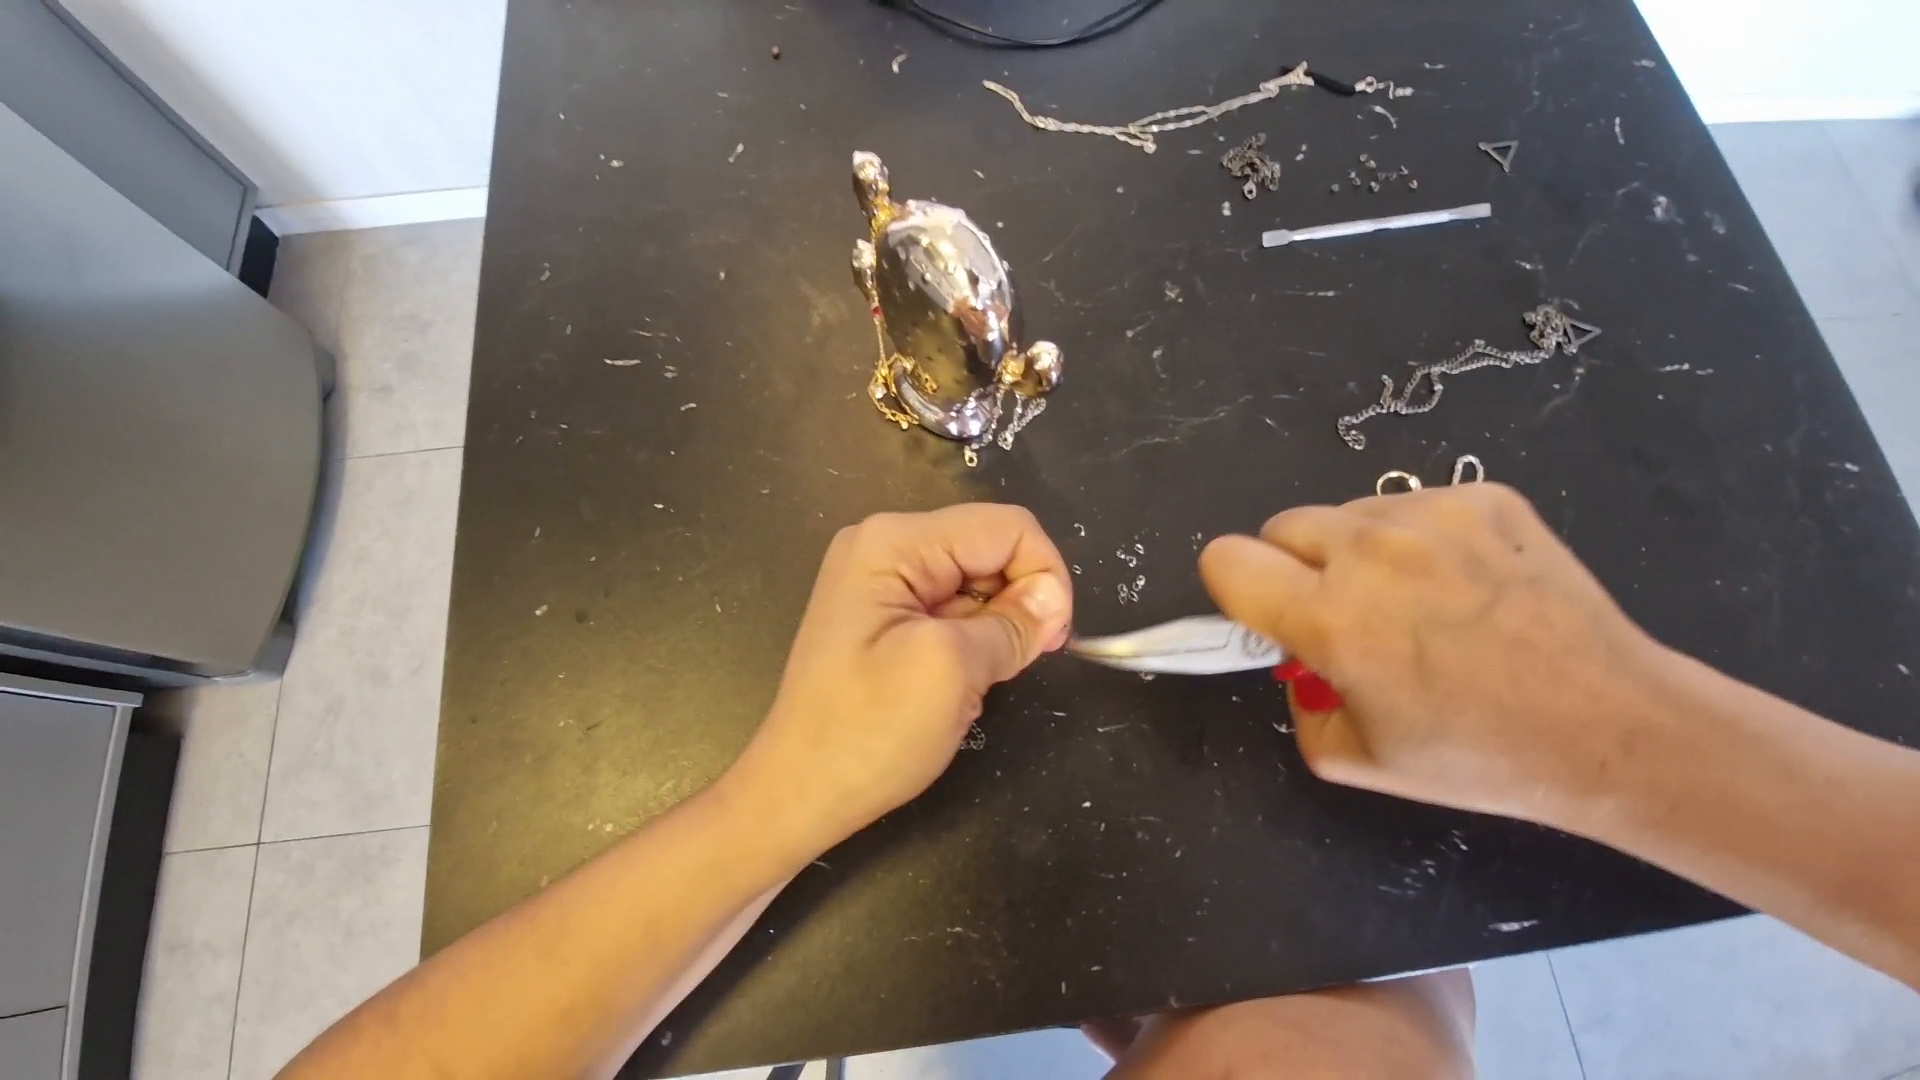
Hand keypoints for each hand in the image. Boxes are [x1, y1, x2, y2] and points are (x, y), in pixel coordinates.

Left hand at [731, 504, 1072, 847]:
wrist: (798, 793)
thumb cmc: (868, 733)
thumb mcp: (953, 671)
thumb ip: (1012, 623)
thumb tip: (1054, 597)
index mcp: (894, 542)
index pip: (1006, 526)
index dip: (1044, 575)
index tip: (1051, 638)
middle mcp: (885, 546)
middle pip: (990, 549)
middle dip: (1016, 603)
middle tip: (1010, 664)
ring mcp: (882, 581)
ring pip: (977, 583)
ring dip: (993, 629)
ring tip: (971, 679)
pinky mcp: (885, 614)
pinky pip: (953, 610)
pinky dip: (971, 642)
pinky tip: (954, 679)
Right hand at [1199, 483, 1664, 823]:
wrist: (1614, 728)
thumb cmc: (1476, 756)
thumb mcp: (1350, 758)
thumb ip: (1293, 699)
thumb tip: (1293, 654)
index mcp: (1332, 619)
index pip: (1226, 559)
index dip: (1235, 586)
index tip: (1269, 613)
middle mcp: (1372, 552)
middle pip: (1279, 526)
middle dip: (1294, 568)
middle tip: (1342, 613)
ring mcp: (1432, 514)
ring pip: (1345, 515)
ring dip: (1355, 552)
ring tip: (1415, 600)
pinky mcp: (1483, 496)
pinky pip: (1409, 507)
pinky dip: (1415, 540)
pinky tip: (1461, 583)